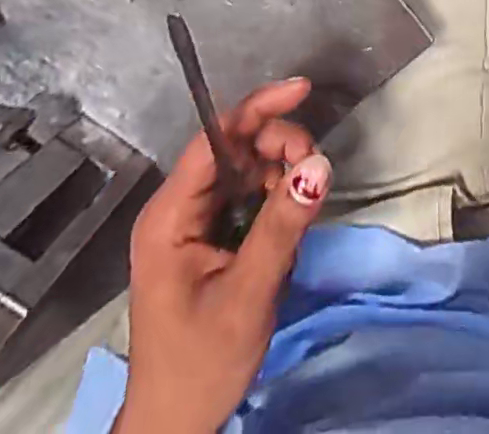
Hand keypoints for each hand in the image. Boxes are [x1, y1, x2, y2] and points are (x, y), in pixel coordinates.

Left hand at [117, 79, 330, 433]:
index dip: (256, 109)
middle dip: (277, 146)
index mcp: (169, 216)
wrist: (175, 424)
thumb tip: (319, 164)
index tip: (301, 89)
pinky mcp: (211, 236)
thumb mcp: (247, 294)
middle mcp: (178, 208)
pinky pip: (248, 195)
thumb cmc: (200, 363)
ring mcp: (194, 222)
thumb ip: (283, 226)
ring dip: (280, 170)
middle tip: (314, 169)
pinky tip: (290, 214)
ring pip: (245, 169)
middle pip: (233, 149)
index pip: (214, 141)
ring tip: (304, 199)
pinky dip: (275, 195)